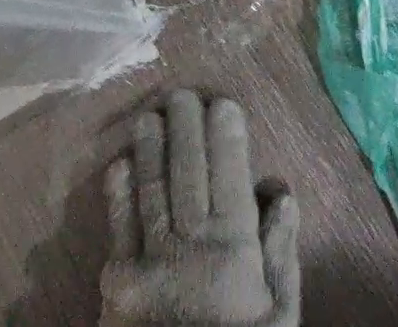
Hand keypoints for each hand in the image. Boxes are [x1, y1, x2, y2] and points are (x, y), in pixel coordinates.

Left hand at [101, 90, 299, 326]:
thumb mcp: (280, 316)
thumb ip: (281, 254)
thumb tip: (281, 192)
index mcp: (235, 252)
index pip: (231, 179)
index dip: (227, 138)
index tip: (224, 103)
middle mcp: (190, 246)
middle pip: (188, 175)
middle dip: (186, 129)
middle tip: (182, 93)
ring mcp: (148, 263)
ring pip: (151, 192)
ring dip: (150, 149)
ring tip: (150, 115)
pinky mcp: (116, 285)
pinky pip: (117, 229)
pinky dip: (117, 194)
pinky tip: (118, 165)